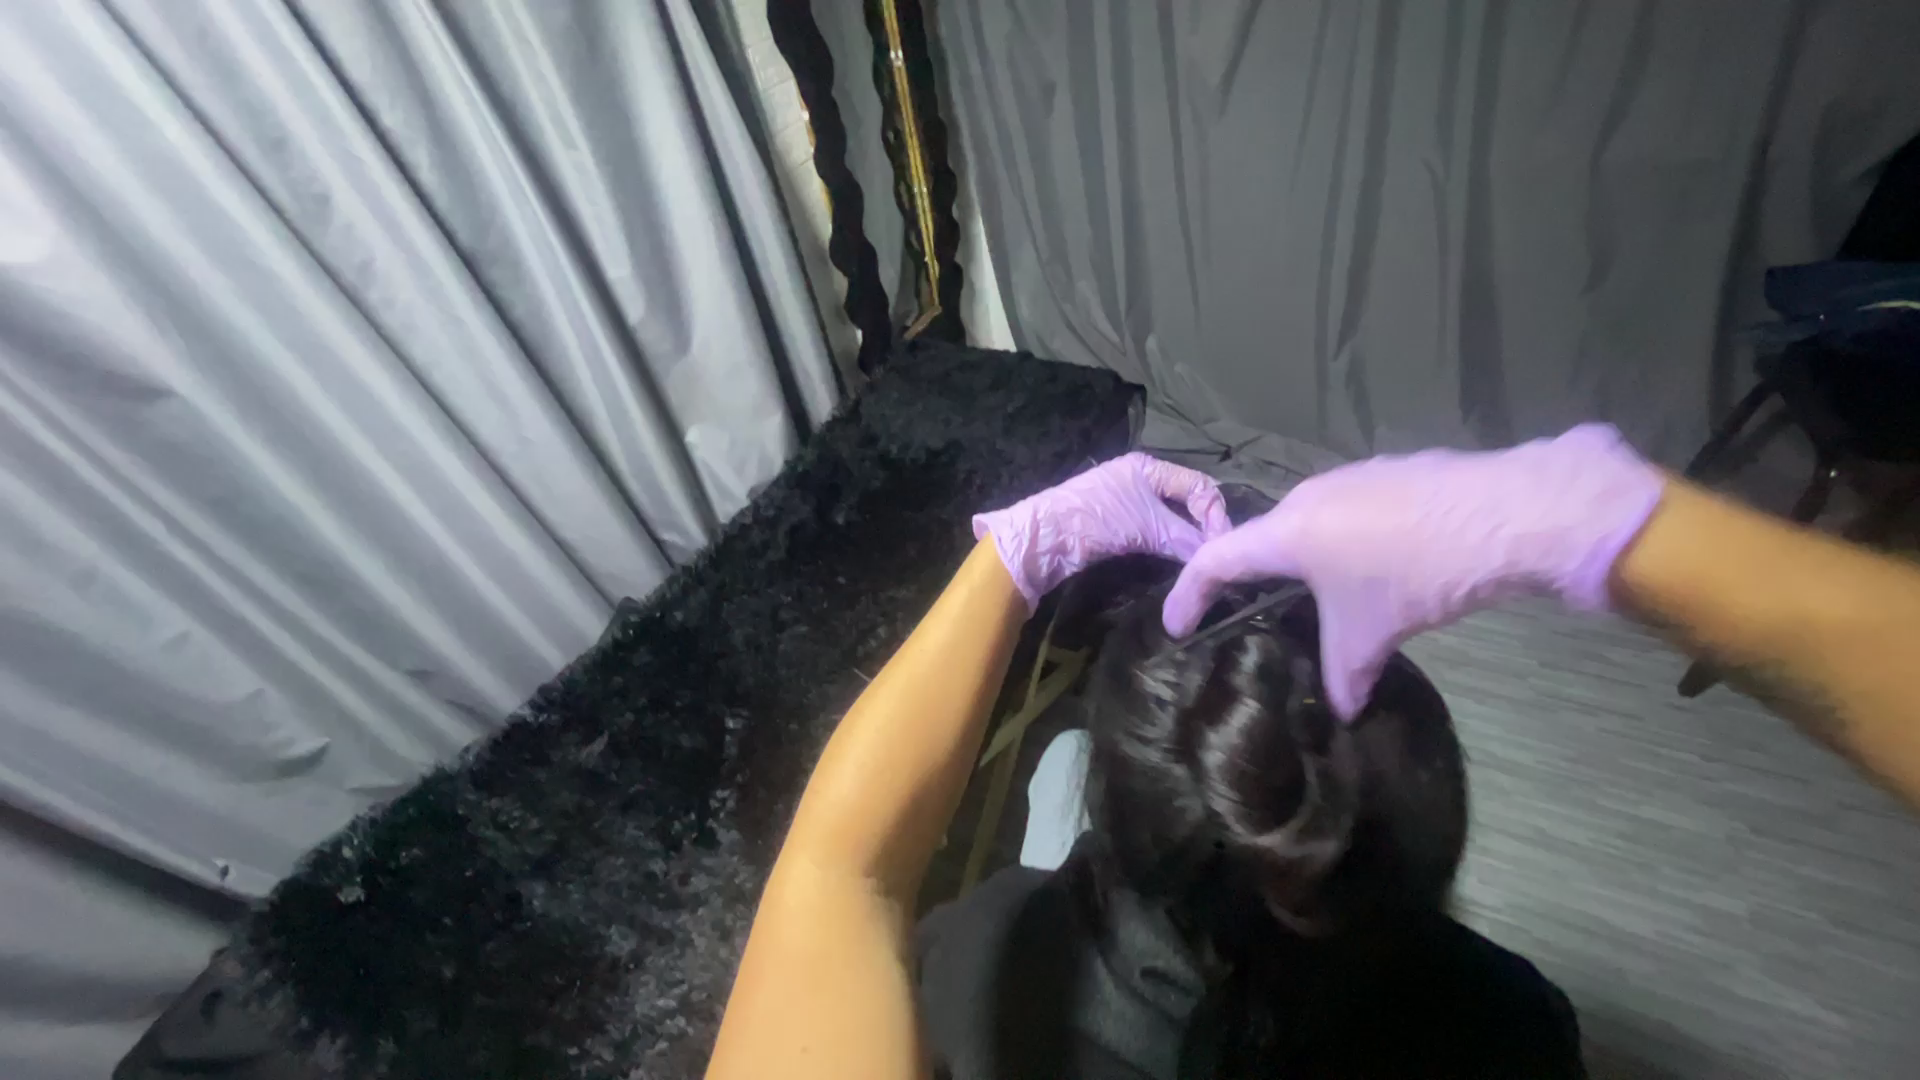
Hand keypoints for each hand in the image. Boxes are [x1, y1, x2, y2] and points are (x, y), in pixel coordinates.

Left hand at [977, 452, 1232, 611]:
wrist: (1042, 539)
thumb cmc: (1096, 520)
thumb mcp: (1147, 527)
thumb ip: (1185, 539)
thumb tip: (1217, 558)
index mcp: (1150, 467)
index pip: (1200, 486)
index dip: (1214, 515)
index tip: (1221, 547)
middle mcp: (1141, 478)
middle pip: (1186, 502)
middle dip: (1202, 527)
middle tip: (1216, 559)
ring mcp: (1127, 502)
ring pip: (1170, 520)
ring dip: (1185, 540)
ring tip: (1200, 564)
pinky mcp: (1116, 526)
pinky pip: (1153, 533)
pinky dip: (1166, 546)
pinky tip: (1176, 563)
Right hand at [1163, 424, 1664, 718]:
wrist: (1515, 510)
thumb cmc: (1418, 572)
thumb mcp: (1372, 632)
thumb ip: (1342, 673)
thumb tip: (1342, 713)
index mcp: (1285, 533)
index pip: (1213, 561)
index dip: (1187, 595)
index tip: (1176, 626)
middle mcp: (1305, 496)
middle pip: (1261, 540)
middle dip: (1253, 578)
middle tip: (1261, 613)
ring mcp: (1350, 477)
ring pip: (1307, 522)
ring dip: (1306, 558)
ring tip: (1336, 593)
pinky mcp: (1391, 471)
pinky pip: (1348, 509)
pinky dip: (1346, 538)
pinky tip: (1386, 560)